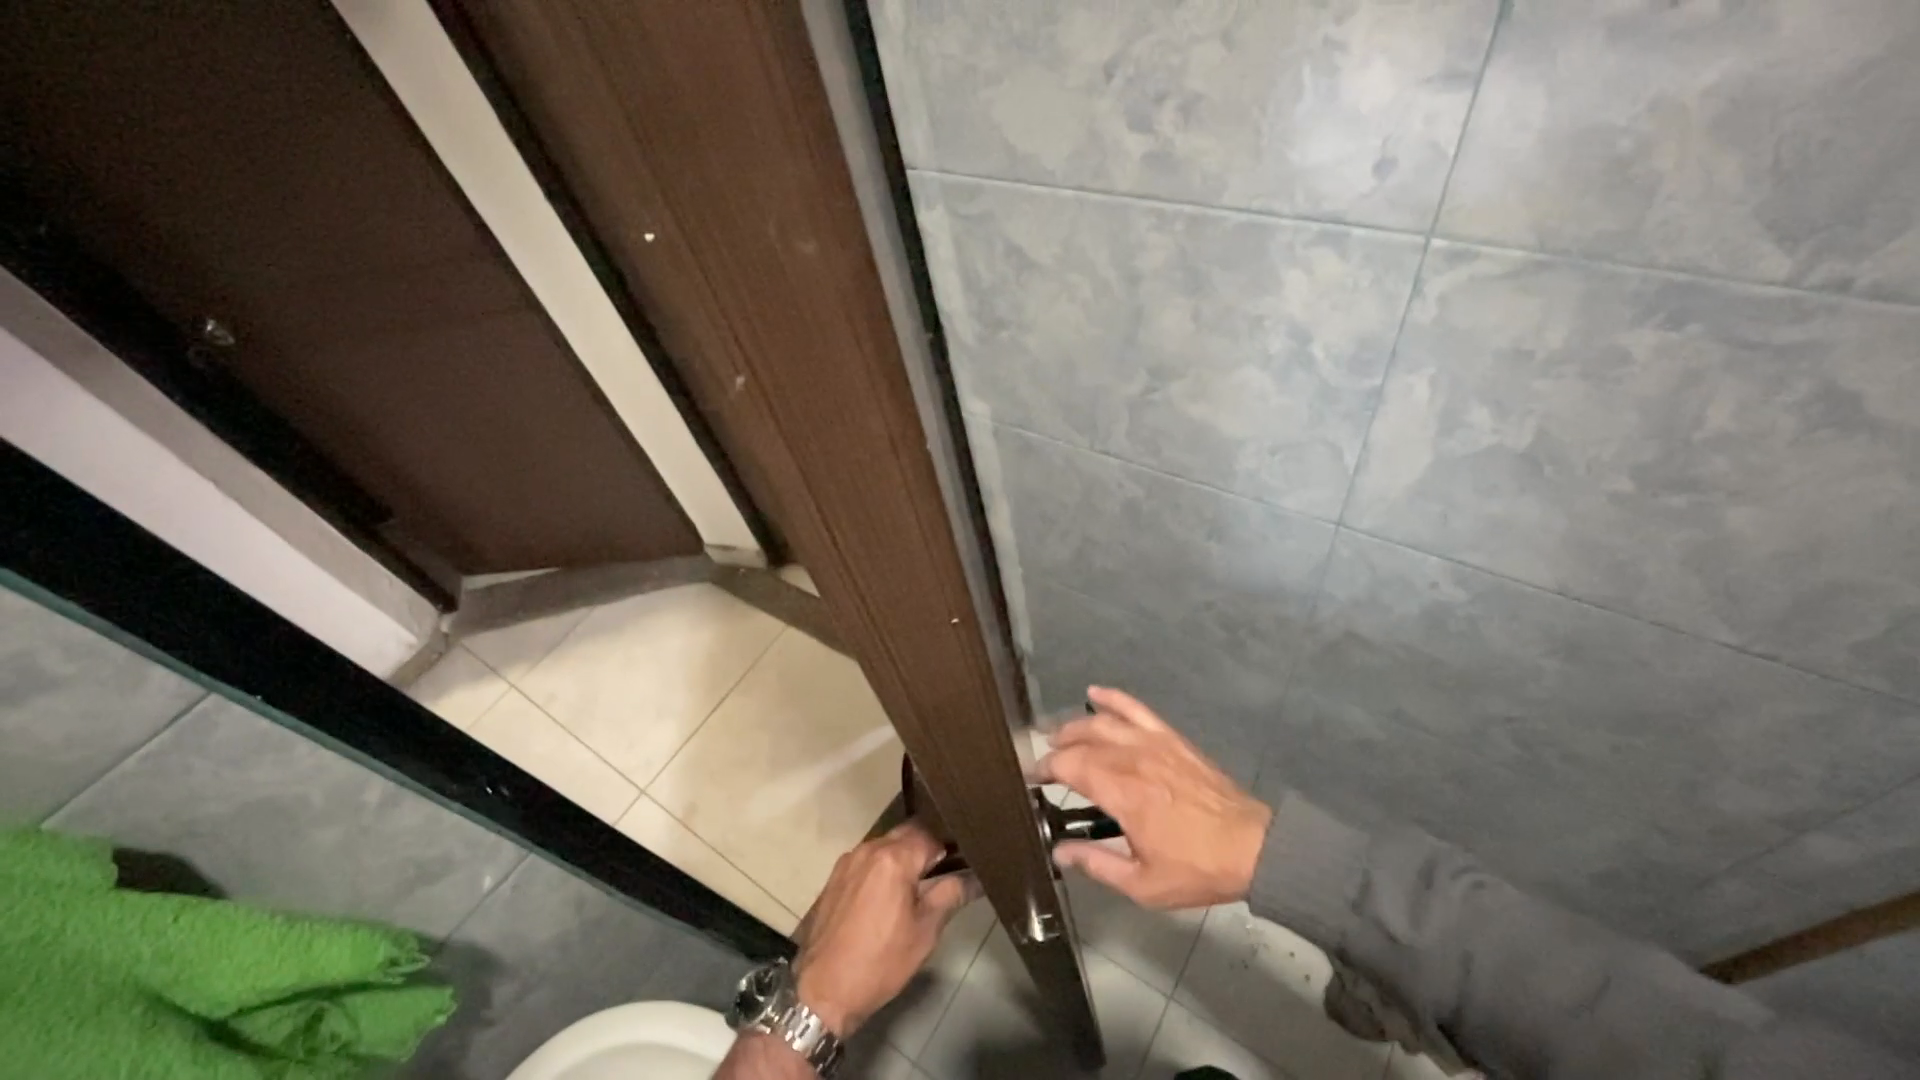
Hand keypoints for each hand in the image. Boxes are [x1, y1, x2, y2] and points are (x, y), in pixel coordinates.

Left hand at [791, 823, 972, 1034]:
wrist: (825, 989)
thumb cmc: (882, 960)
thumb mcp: (925, 931)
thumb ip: (951, 895)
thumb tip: (975, 878)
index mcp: (894, 858)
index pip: (931, 835)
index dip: (949, 848)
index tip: (960, 866)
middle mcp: (869, 849)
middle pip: (906, 833)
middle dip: (925, 848)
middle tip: (941, 875)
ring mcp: (848, 861)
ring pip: (885, 844)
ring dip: (902, 856)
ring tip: (915, 887)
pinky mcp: (835, 877)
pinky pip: (866, 859)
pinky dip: (882, 867)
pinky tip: (887, 895)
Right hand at [1037, 686, 1272, 909]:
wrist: (1252, 848)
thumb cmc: (1195, 868)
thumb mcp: (1142, 883)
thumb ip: (1096, 863)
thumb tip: (1058, 852)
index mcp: (1122, 793)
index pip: (1070, 767)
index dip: (1046, 768)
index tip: (1033, 779)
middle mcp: (1133, 759)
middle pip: (1083, 740)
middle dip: (1057, 747)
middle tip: (1044, 760)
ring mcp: (1154, 743)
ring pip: (1105, 720)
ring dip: (1077, 723)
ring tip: (1060, 734)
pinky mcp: (1172, 739)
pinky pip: (1137, 709)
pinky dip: (1114, 698)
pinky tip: (1096, 692)